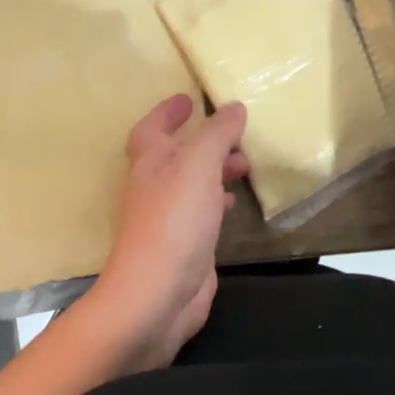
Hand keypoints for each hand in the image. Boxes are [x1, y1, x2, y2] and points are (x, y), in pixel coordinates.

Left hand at [85, 93, 249, 369]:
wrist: (159, 294)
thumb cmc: (174, 222)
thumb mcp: (198, 165)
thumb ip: (217, 135)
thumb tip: (233, 109)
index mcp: (150, 165)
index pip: (152, 130)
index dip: (167, 113)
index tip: (188, 99)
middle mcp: (155, 191)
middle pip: (177, 159)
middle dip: (204, 143)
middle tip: (236, 136)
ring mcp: (170, 223)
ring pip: (193, 188)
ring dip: (215, 173)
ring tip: (245, 167)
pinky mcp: (186, 250)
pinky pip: (203, 217)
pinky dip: (218, 205)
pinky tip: (235, 206)